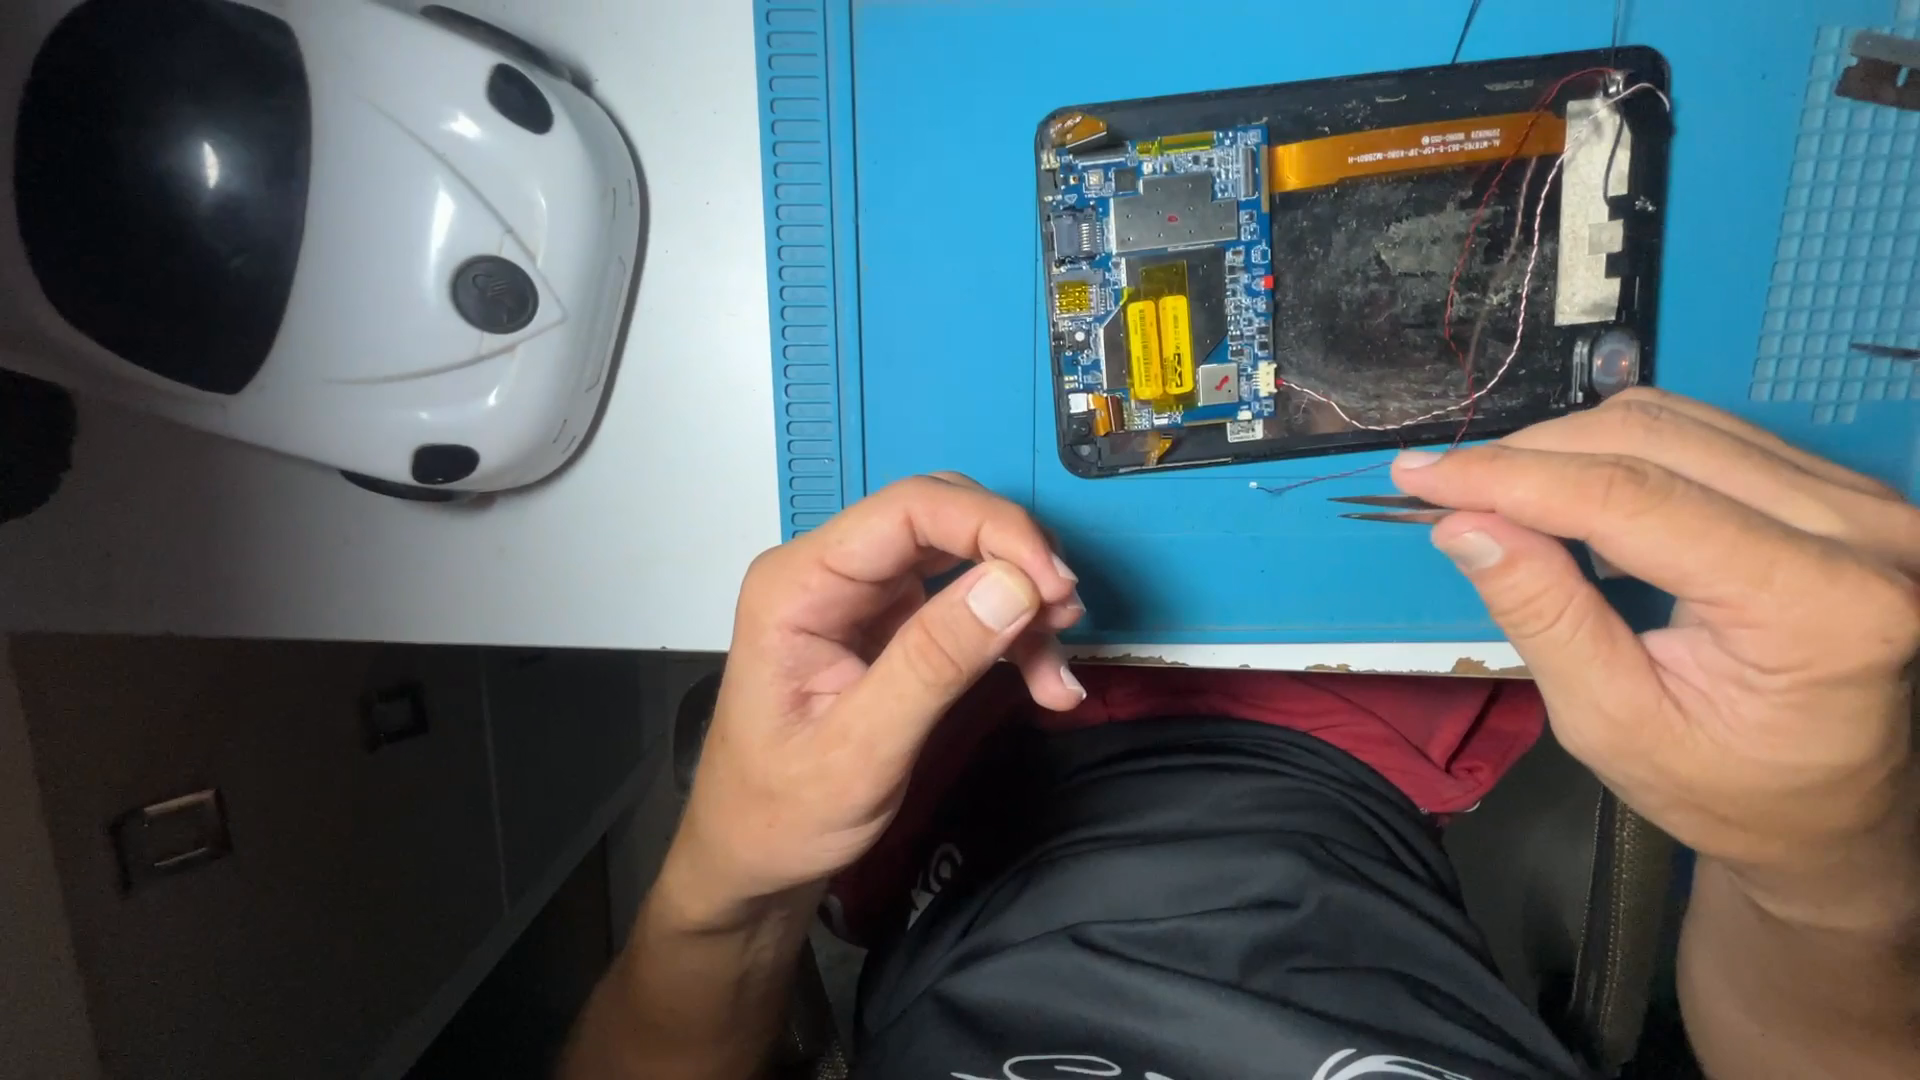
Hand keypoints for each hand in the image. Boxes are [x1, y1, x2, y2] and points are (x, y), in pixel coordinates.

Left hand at [664, 473, 1084, 924]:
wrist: (756, 853)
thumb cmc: (785, 812)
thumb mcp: (861, 752)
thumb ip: (933, 664)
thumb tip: (1015, 585)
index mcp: (800, 583)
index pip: (907, 510)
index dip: (992, 527)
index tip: (1055, 583)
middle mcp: (831, 570)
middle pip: (941, 518)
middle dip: (1013, 557)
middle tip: (1064, 614)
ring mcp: (863, 594)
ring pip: (963, 555)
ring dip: (1021, 598)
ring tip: (1057, 663)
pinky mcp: (890, 621)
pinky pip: (965, 600)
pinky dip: (1011, 632)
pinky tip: (1044, 680)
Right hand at [1392, 389, 1919, 887]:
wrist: (1825, 805)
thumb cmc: (1717, 783)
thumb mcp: (1606, 719)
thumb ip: (1540, 615)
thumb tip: (1461, 526)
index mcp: (1814, 607)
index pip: (1629, 500)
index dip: (1508, 478)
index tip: (1416, 476)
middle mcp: (1857, 532)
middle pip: (1645, 440)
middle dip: (1521, 457)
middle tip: (1439, 489)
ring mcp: (1851, 499)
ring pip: (1663, 421)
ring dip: (1554, 449)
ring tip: (1491, 496)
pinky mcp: (1826, 488)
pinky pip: (1688, 432)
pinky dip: (1598, 451)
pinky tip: (1559, 496)